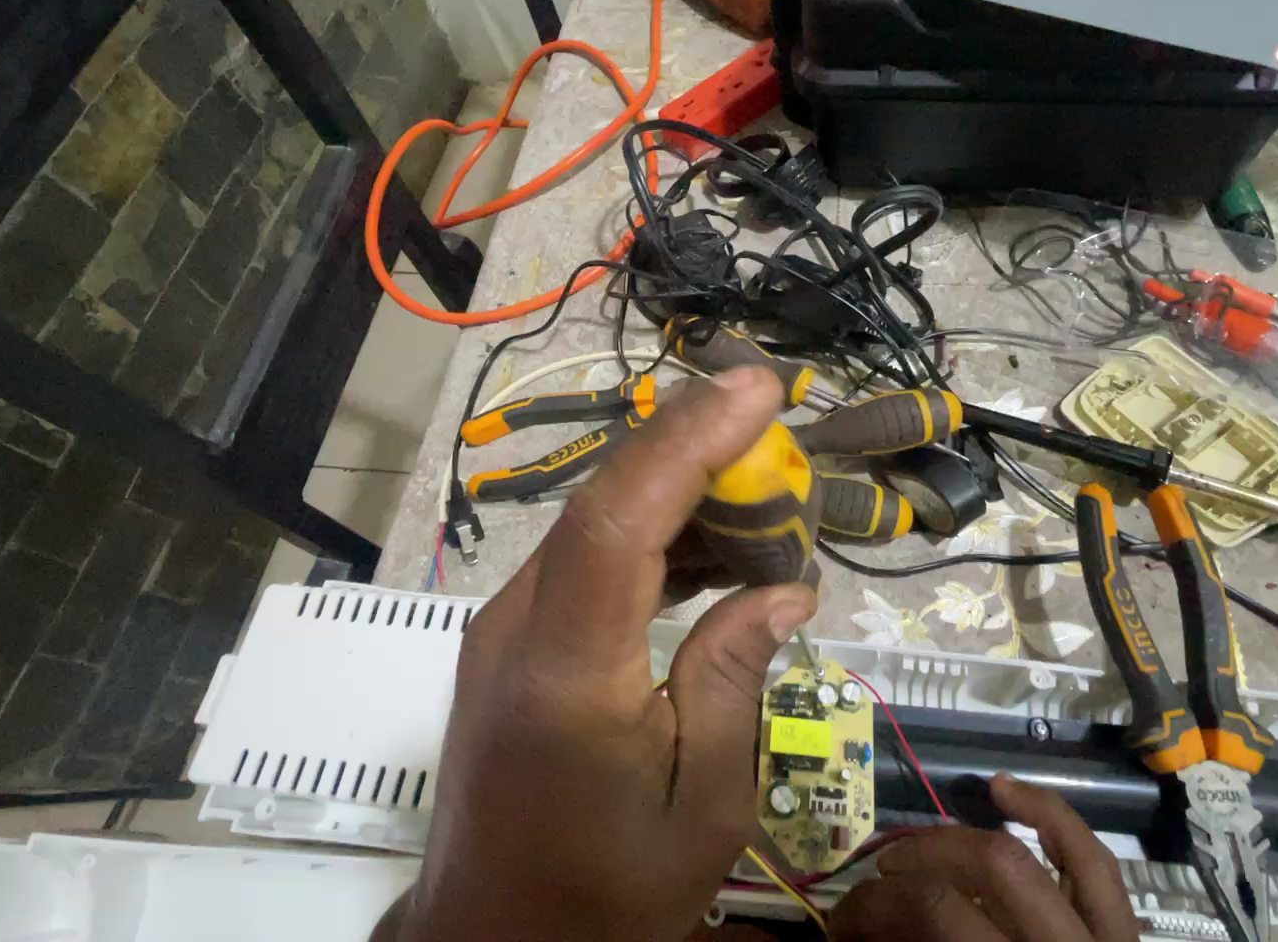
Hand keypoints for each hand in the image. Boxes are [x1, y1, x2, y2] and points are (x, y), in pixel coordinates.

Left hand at [378, 367, 817, 941]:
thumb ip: (736, 677)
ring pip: (600, 520)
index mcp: (567, 674)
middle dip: (699, 450)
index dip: (688, 439)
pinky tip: (717, 549)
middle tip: (783, 440)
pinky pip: (592, 559)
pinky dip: (657, 537)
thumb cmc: (606, 889)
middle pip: (607, 501)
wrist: (494, 938)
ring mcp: (509, 624)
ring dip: (684, 493)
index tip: (759, 390)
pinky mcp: (517, 634)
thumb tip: (782, 588)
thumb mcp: (706, 803)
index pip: (618, 518)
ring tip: (767, 497)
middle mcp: (520, 626)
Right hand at [830, 774, 1137, 941]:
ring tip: (921, 838)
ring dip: (967, 836)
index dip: (875, 907)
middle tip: (881, 879)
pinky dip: (1049, 814)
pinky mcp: (1123, 936)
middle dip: (917, 863)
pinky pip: (1093, 862)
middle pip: (984, 870)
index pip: (936, 911)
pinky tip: (1003, 790)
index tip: (840, 921)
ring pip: (1034, 855)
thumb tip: (858, 930)